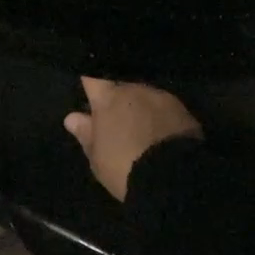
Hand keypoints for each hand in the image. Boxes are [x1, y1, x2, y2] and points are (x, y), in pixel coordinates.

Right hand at [62, 77, 202, 200]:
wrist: (173, 177)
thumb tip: (72, 117)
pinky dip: (159, 117)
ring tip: (141, 129)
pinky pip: (164, 107)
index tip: (88, 88)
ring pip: (144, 96)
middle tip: (116, 119)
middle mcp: (134, 88)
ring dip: (140, 107)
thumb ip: (86, 134)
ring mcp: (160, 96)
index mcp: (109, 97)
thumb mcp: (98, 158)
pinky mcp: (182, 108)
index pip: (92, 77)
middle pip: (120, 86)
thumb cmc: (125, 168)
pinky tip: (161, 134)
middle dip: (117, 98)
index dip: (90, 81)